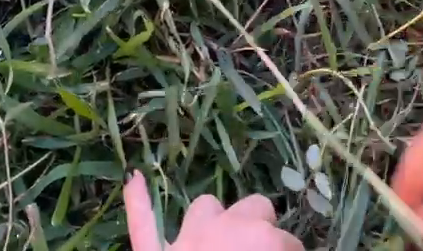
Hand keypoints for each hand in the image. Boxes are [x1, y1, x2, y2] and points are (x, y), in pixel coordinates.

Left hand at [124, 171, 301, 250]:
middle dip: (266, 232)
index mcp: (262, 243)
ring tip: (226, 239)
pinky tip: (133, 178)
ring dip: (218, 220)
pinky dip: (136, 200)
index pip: (289, 245)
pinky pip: (142, 222)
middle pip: (256, 210)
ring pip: (207, 207)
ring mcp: (186, 239)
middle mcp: (226, 228)